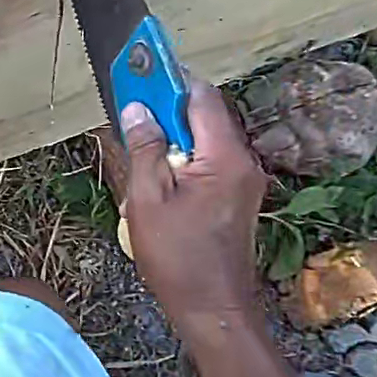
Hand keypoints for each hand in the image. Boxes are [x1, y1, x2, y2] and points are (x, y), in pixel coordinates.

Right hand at [121, 78, 268, 329]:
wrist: (212, 307)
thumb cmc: (177, 257)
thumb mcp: (148, 199)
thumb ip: (144, 149)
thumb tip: (137, 109)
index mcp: (224, 156)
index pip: (201, 97)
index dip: (169, 79)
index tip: (140, 68)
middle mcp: (243, 162)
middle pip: (205, 117)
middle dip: (167, 111)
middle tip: (131, 116)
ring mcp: (245, 182)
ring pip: (205, 142)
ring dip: (173, 138)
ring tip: (140, 152)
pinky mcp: (238, 199)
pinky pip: (209, 164)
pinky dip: (183, 160)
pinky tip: (159, 181)